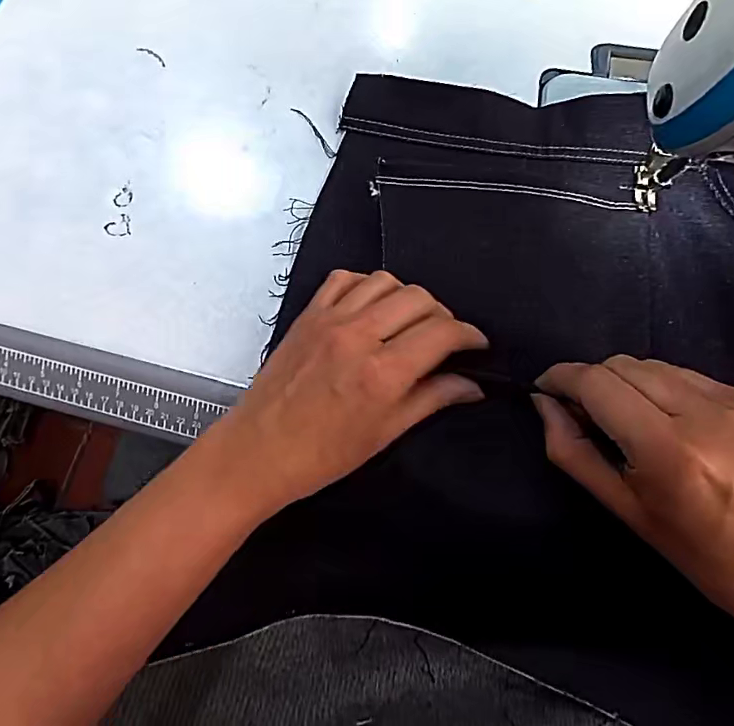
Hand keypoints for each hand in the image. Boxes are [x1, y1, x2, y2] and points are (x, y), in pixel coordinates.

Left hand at [190, 270, 487, 515]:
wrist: (256, 453)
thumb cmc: (322, 455)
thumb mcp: (385, 433)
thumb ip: (432, 399)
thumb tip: (473, 384)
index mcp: (382, 372)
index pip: (442, 332)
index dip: (469, 334)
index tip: (477, 343)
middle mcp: (359, 335)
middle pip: (420, 298)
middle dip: (443, 315)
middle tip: (444, 338)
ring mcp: (330, 319)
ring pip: (386, 281)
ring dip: (407, 297)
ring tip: (408, 321)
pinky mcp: (309, 313)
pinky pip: (346, 278)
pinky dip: (367, 285)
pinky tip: (371, 306)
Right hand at [532, 356, 733, 633]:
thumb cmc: (713, 563)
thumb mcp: (632, 517)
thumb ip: (576, 454)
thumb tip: (545, 405)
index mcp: (673, 454)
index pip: (598, 384)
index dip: (563, 377)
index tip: (547, 386)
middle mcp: (713, 415)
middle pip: (628, 365)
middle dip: (600, 383)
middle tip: (596, 416)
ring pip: (665, 367)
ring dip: (642, 387)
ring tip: (651, 428)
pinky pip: (705, 380)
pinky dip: (685, 397)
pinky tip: (700, 433)